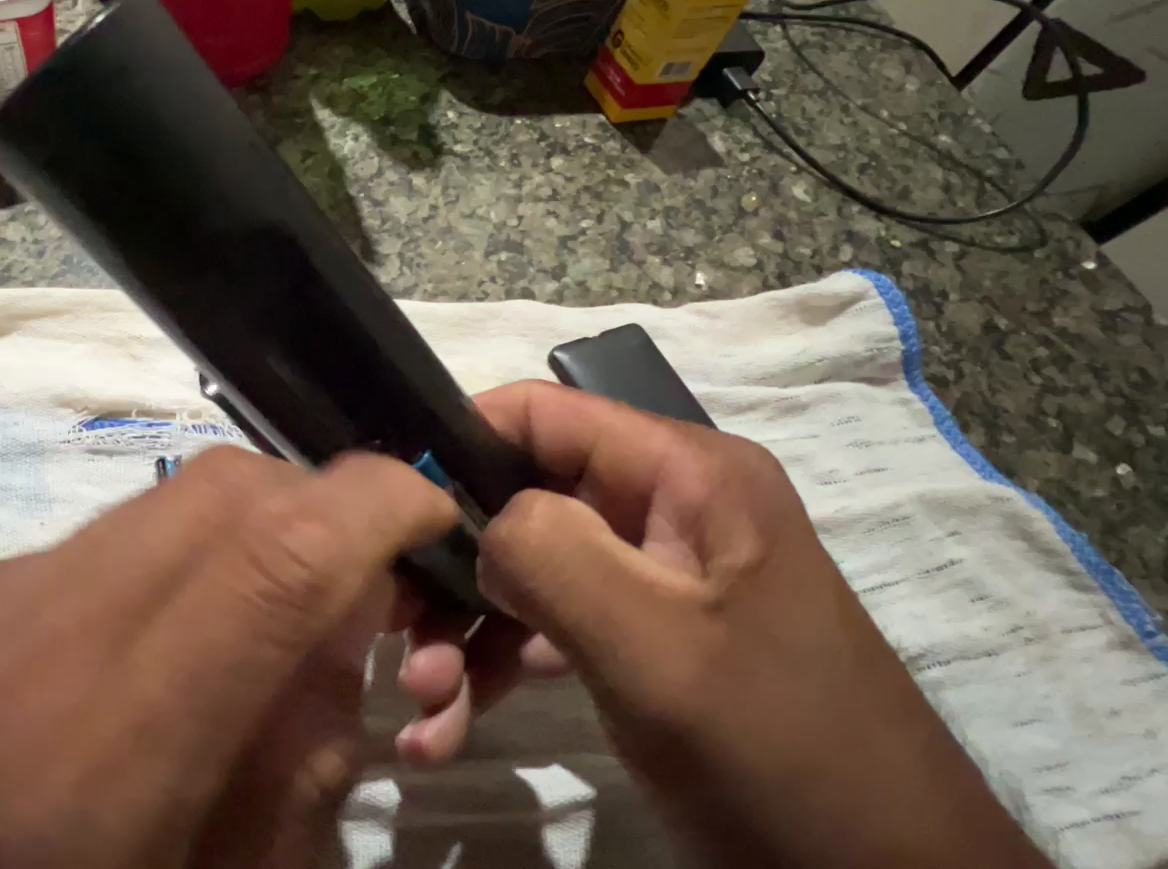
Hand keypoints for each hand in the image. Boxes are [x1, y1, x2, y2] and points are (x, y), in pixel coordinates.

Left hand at [0, 446, 455, 868]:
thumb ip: (309, 738)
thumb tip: (349, 598)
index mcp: (98, 762)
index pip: (271, 558)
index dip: (372, 505)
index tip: (426, 508)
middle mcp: (25, 645)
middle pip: (223, 490)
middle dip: (318, 506)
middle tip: (351, 572)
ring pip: (170, 495)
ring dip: (247, 529)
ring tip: (257, 610)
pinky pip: (109, 531)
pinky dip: (173, 558)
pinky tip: (160, 633)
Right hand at [402, 380, 1049, 868]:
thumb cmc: (777, 753)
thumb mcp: (654, 648)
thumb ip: (551, 553)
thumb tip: (474, 520)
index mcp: (683, 475)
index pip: (542, 413)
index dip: (459, 445)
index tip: (390, 511)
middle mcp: (664, 509)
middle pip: (520, 499)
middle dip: (454, 568)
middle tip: (400, 639)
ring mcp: (652, 576)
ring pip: (524, 570)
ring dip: (464, 632)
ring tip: (425, 706)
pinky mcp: (641, 636)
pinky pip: (548, 627)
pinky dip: (496, 669)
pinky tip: (449, 729)